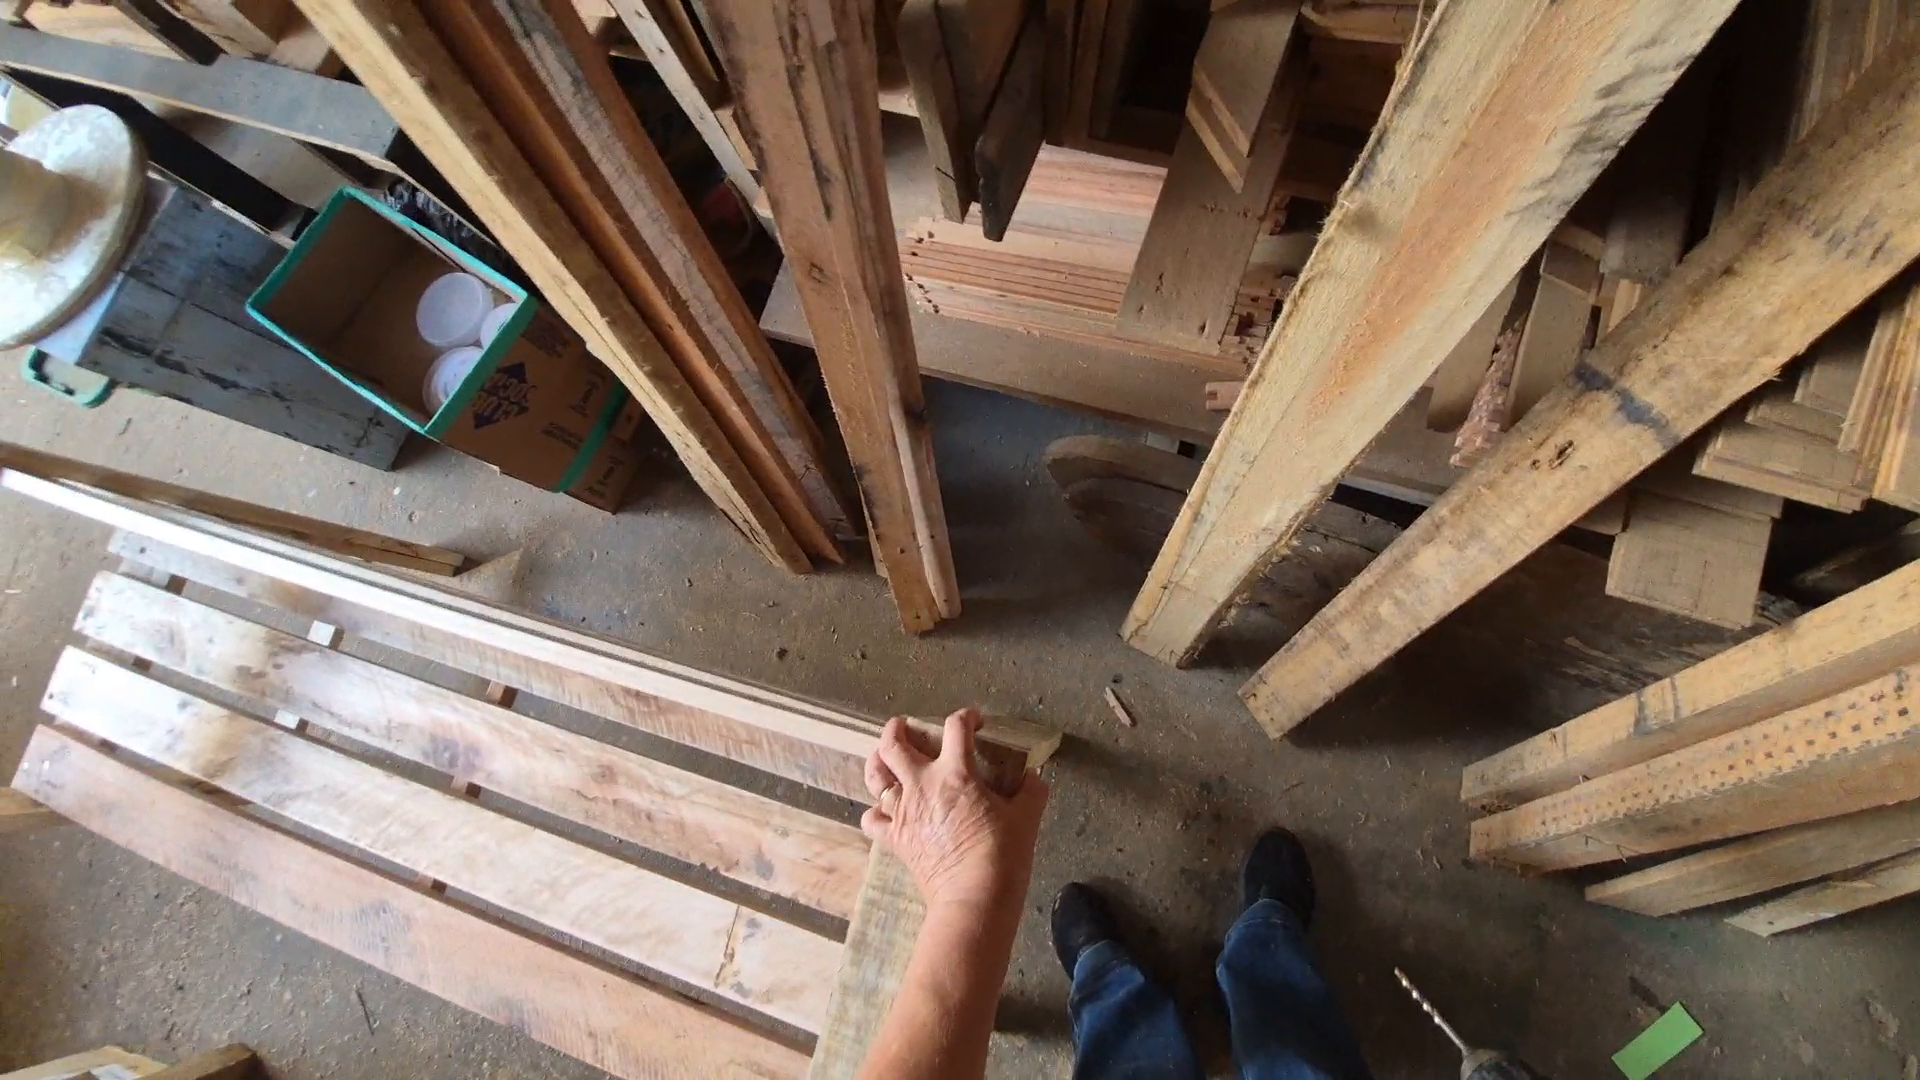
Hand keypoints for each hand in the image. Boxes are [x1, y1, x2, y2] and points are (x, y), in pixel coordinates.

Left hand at [862, 709, 1049, 913]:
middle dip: (896, 728)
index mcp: (956, 772)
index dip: (967, 717)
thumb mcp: (1026, 818)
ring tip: (885, 759)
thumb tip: (1034, 777)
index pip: (956, 727)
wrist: (973, 900)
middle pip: (894, 744)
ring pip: (875, 776)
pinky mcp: (894, 838)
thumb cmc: (1002, 855)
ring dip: (877, 762)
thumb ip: (1031, 791)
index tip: (975, 721)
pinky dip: (875, 811)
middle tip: (904, 726)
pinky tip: (885, 811)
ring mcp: (903, 811)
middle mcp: (922, 784)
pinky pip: (871, 819)